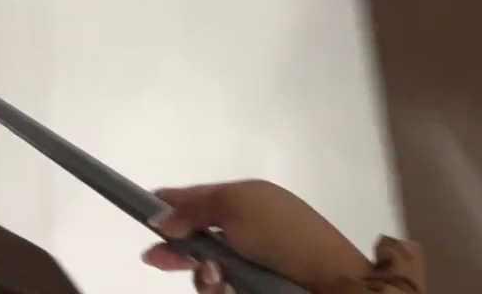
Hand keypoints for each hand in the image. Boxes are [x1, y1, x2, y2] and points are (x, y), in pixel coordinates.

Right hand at [141, 180, 369, 292]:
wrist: (333, 287)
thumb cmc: (282, 235)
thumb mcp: (233, 206)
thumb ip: (193, 209)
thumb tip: (162, 217)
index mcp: (248, 200)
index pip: (203, 197)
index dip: (175, 203)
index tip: (147, 209)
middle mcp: (250, 231)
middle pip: (201, 237)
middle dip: (177, 247)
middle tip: (152, 258)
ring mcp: (255, 267)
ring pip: (210, 270)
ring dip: (202, 274)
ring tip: (213, 279)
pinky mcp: (257, 292)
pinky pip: (224, 289)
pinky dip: (217, 288)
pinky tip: (221, 286)